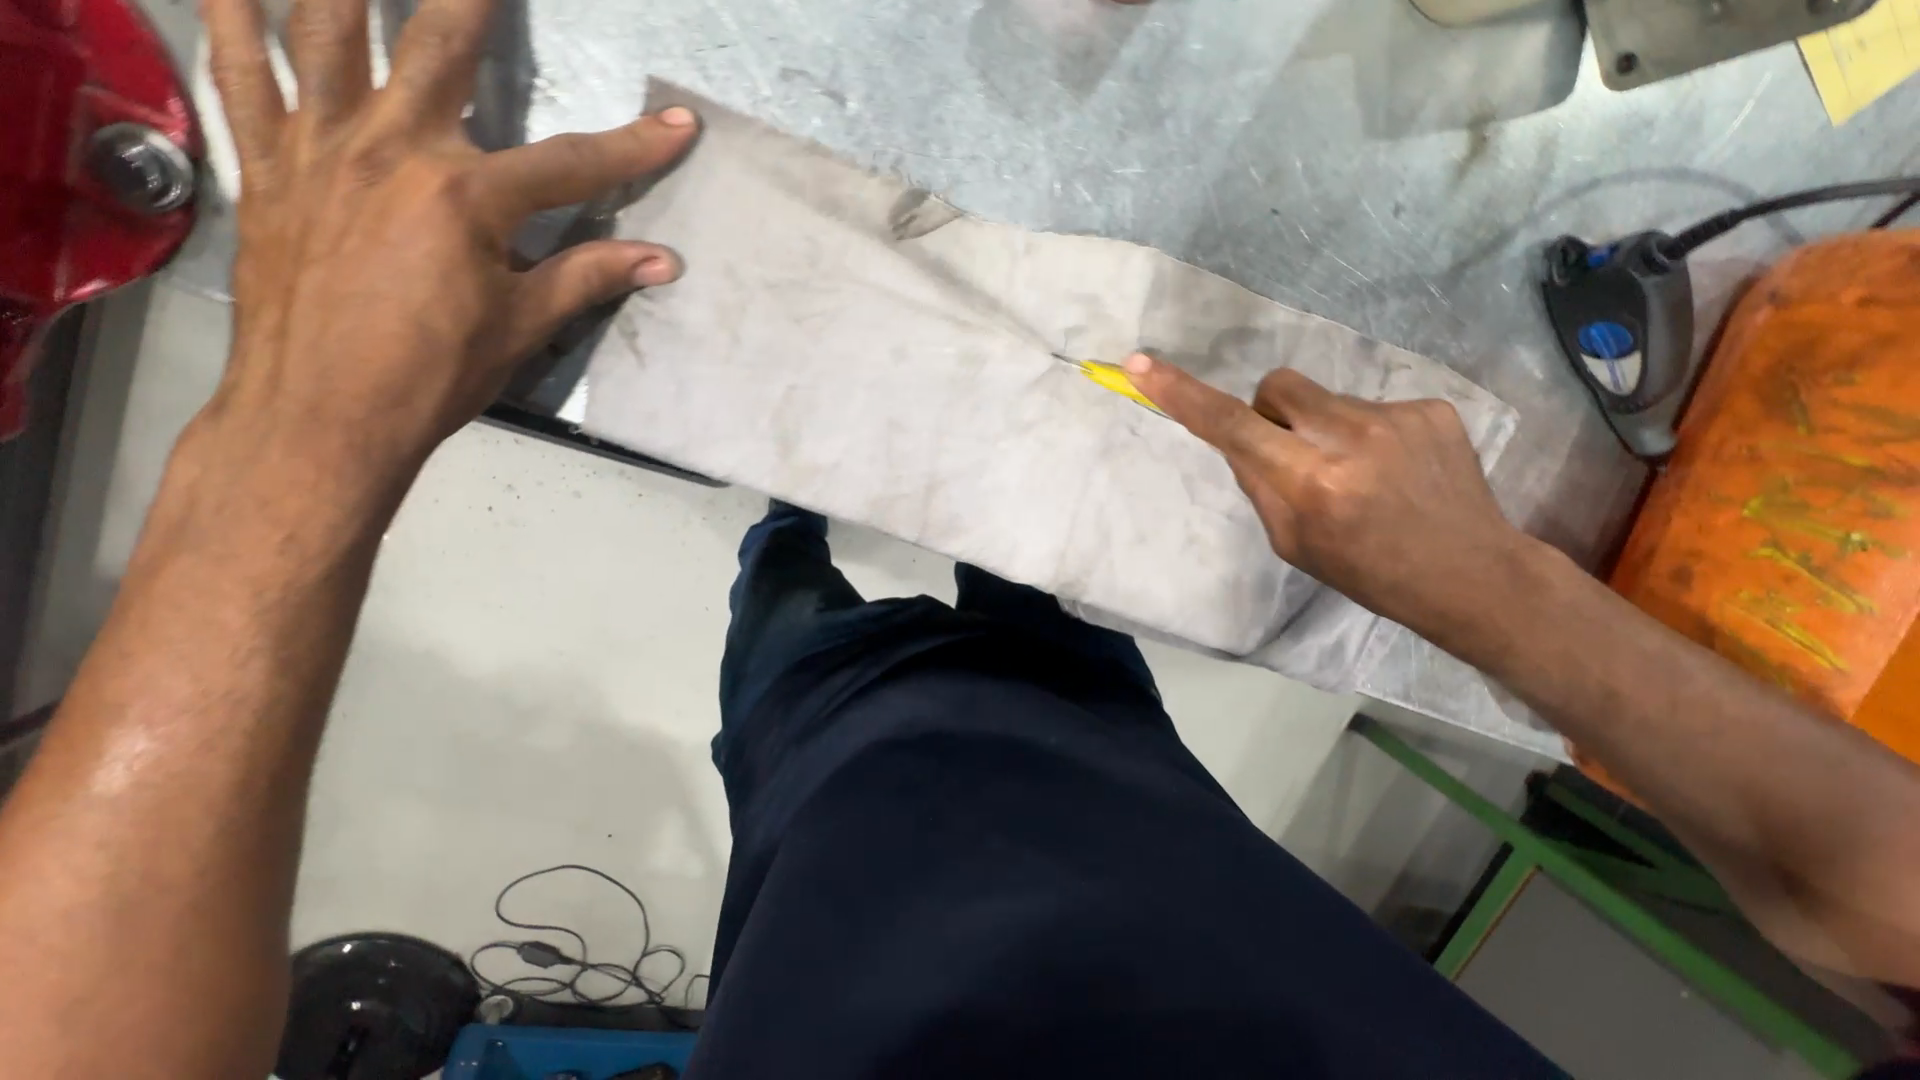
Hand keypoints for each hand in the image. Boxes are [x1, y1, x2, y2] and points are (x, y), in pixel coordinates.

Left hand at [198, 0, 695, 484]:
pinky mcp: (269, 166)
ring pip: (323, 29)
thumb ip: (589, 276)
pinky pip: (240, 75)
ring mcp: (319, 148)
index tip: (680, 123)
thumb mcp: (523, 326)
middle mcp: (390, 148)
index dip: (634, 146)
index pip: (572, 162)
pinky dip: (231, 21)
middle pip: (439, 45)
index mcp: (465, 196)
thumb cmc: (432, 375)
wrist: (321, 415)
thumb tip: (663, 262)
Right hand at [1123, 353, 1538, 648]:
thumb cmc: (1367, 570)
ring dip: (1323, 426)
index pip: (1230, 427)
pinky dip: (1368, 433)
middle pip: (1276, 386)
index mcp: (1310, 483)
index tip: (1141, 364)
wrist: (1469, 572)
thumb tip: (1242, 439)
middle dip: (1271, 413)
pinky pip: (1371, 405)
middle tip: (1294, 455)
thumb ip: (1260, 484)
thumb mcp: (1293, 543)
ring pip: (1324, 397)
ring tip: (1360, 471)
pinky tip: (1397, 468)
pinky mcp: (1432, 407)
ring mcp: (1396, 417)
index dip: (1181, 394)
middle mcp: (1350, 438)